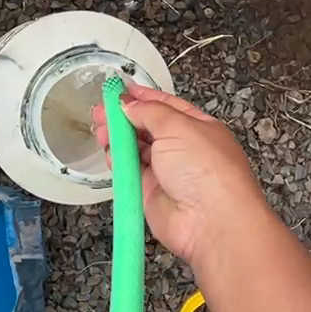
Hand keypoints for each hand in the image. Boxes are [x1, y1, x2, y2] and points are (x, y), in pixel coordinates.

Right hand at [92, 83, 267, 268]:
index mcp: (197, 126)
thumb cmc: (208, 172)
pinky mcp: (150, 192)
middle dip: (123, 117)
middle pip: (147, 127)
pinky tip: (108, 152)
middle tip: (101, 111)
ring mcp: (167, 171)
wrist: (211, 222)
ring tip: (100, 130)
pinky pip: (129, 172)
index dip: (141, 97)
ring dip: (117, 138)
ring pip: (135, 149)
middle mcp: (183, 148)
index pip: (165, 105)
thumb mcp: (177, 126)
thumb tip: (129, 104)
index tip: (118, 90)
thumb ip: (149, 111)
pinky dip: (117, 162)